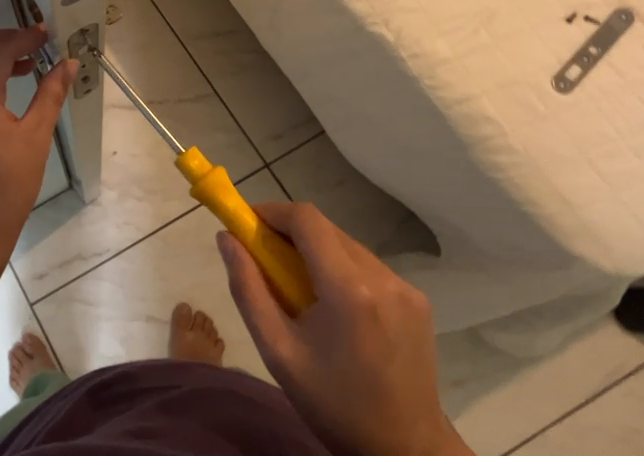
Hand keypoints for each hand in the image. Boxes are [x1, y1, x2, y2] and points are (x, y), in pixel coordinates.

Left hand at [0, 26, 76, 251]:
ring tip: (32, 61)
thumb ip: (51, 93)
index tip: (49, 32)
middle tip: (37, 41)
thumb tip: (68, 63)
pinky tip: (15, 81)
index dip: (25, 38)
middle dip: (6, 38)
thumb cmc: (12, 182)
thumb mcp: (37, 135)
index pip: (0, 52)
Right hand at [217, 203, 468, 455]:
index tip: (245, 224)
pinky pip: (368, 266)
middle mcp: (383, 278)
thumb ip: (247, 288)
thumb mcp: (277, 350)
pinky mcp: (417, 300)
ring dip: (316, 251)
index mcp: (348, 290)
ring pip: (347, 245)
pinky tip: (332, 305)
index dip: (271, 211)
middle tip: (263, 258)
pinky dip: (341, 269)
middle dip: (289, 233)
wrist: (405, 449)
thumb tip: (226, 239)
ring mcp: (406, 288)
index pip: (306, 219)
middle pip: (326, 228)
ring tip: (297, 288)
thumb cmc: (333, 403)